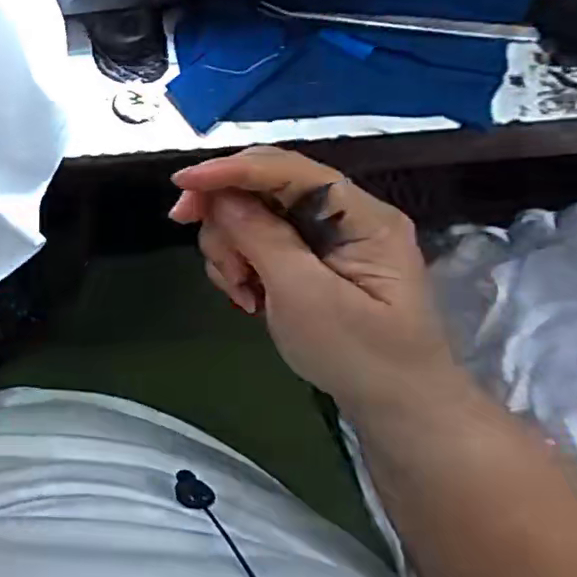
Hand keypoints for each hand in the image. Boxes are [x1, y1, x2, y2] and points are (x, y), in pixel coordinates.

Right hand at [169, 146, 464, 416]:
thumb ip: (263, 239)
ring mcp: (318, 238)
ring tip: (240, 290)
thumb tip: (219, 198)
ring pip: (244, 214)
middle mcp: (339, 216)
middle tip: (181, 224)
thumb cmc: (361, 354)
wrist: (395, 407)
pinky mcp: (299, 258)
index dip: (230, 169)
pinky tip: (245, 295)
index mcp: (360, 217)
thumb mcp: (306, 297)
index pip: (287, 170)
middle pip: (259, 186)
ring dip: (226, 246)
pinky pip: (246, 240)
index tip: (181, 183)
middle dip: (219, 208)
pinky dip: (233, 263)